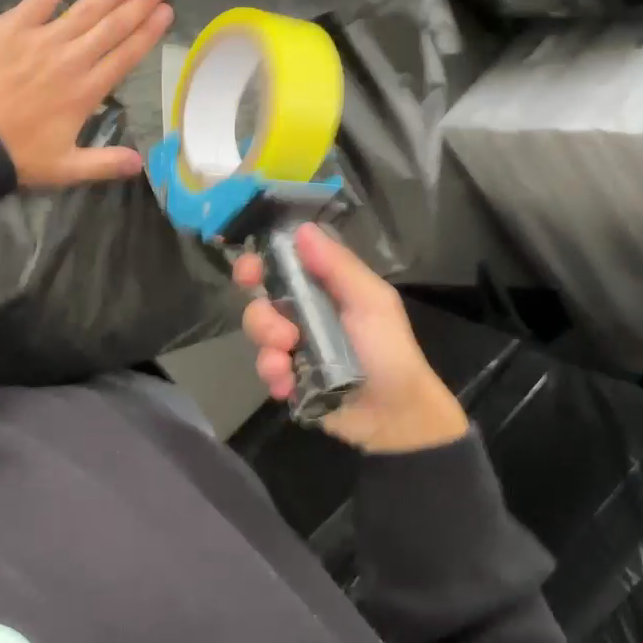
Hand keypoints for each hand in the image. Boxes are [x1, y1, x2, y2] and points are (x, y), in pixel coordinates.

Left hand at [0, 0, 174, 187]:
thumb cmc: (17, 156)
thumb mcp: (65, 169)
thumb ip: (104, 164)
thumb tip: (139, 163)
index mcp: (86, 93)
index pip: (125, 56)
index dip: (148, 33)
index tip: (167, 12)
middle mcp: (72, 60)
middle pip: (113, 26)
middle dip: (141, 0)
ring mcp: (43, 40)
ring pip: (86, 8)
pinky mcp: (13, 26)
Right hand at [234, 224, 468, 453]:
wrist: (394, 413)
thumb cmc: (389, 351)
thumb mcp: (370, 301)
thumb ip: (337, 266)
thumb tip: (301, 229)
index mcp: (324, 290)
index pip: (280, 269)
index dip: (257, 266)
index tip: (248, 273)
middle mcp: (304, 316)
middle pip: (259, 305)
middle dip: (262, 319)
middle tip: (284, 336)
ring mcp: (294, 349)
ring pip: (258, 339)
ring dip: (268, 351)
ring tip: (288, 366)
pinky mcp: (289, 380)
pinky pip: (265, 372)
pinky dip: (274, 378)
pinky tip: (289, 386)